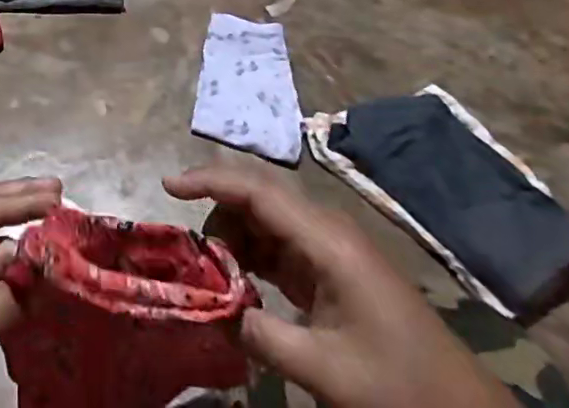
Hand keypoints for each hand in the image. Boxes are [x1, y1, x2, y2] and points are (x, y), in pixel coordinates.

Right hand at [165, 166, 516, 407]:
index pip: (259, 191)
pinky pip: (278, 249)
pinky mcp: (330, 270)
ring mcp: (329, 250)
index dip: (211, 181)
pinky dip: (251, 260)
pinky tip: (235, 286)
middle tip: (188, 255)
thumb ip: (260, 334)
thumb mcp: (323, 370)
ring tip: (208, 276)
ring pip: (265, 224)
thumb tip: (212, 308)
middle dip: (217, 217)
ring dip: (232, 241)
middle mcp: (326, 231)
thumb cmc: (399, 386)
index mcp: (327, 240)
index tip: (169, 187)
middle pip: (258, 201)